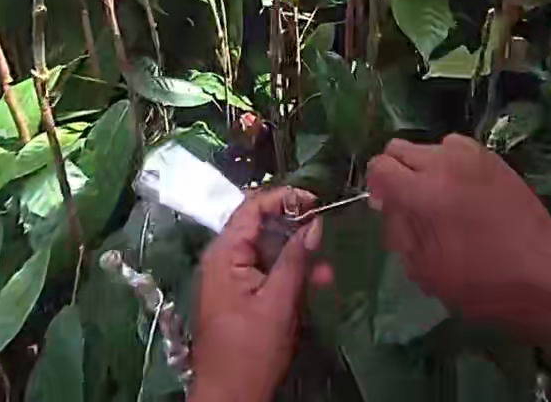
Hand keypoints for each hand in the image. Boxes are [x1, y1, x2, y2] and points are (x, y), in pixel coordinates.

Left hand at [188, 186, 331, 401]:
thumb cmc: (250, 351)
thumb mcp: (278, 302)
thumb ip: (296, 258)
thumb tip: (315, 221)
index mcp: (225, 252)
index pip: (253, 206)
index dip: (284, 198)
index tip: (314, 202)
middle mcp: (225, 257)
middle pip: (261, 225)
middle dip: (295, 226)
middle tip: (323, 228)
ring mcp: (232, 275)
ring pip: (268, 248)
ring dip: (297, 253)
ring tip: (325, 266)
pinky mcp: (241, 292)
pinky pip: (267, 269)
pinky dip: (290, 272)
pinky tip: (316, 281)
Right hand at [367, 134, 550, 333]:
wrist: (547, 272)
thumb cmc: (485, 283)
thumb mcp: (429, 272)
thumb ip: (400, 233)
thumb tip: (386, 206)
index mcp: (424, 193)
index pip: (379, 168)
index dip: (375, 186)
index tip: (384, 206)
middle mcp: (442, 162)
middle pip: (398, 149)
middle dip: (395, 172)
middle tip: (408, 202)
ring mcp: (468, 153)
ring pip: (425, 146)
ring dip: (422, 166)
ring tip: (439, 197)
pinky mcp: (489, 154)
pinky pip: (452, 147)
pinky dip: (447, 162)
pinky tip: (462, 190)